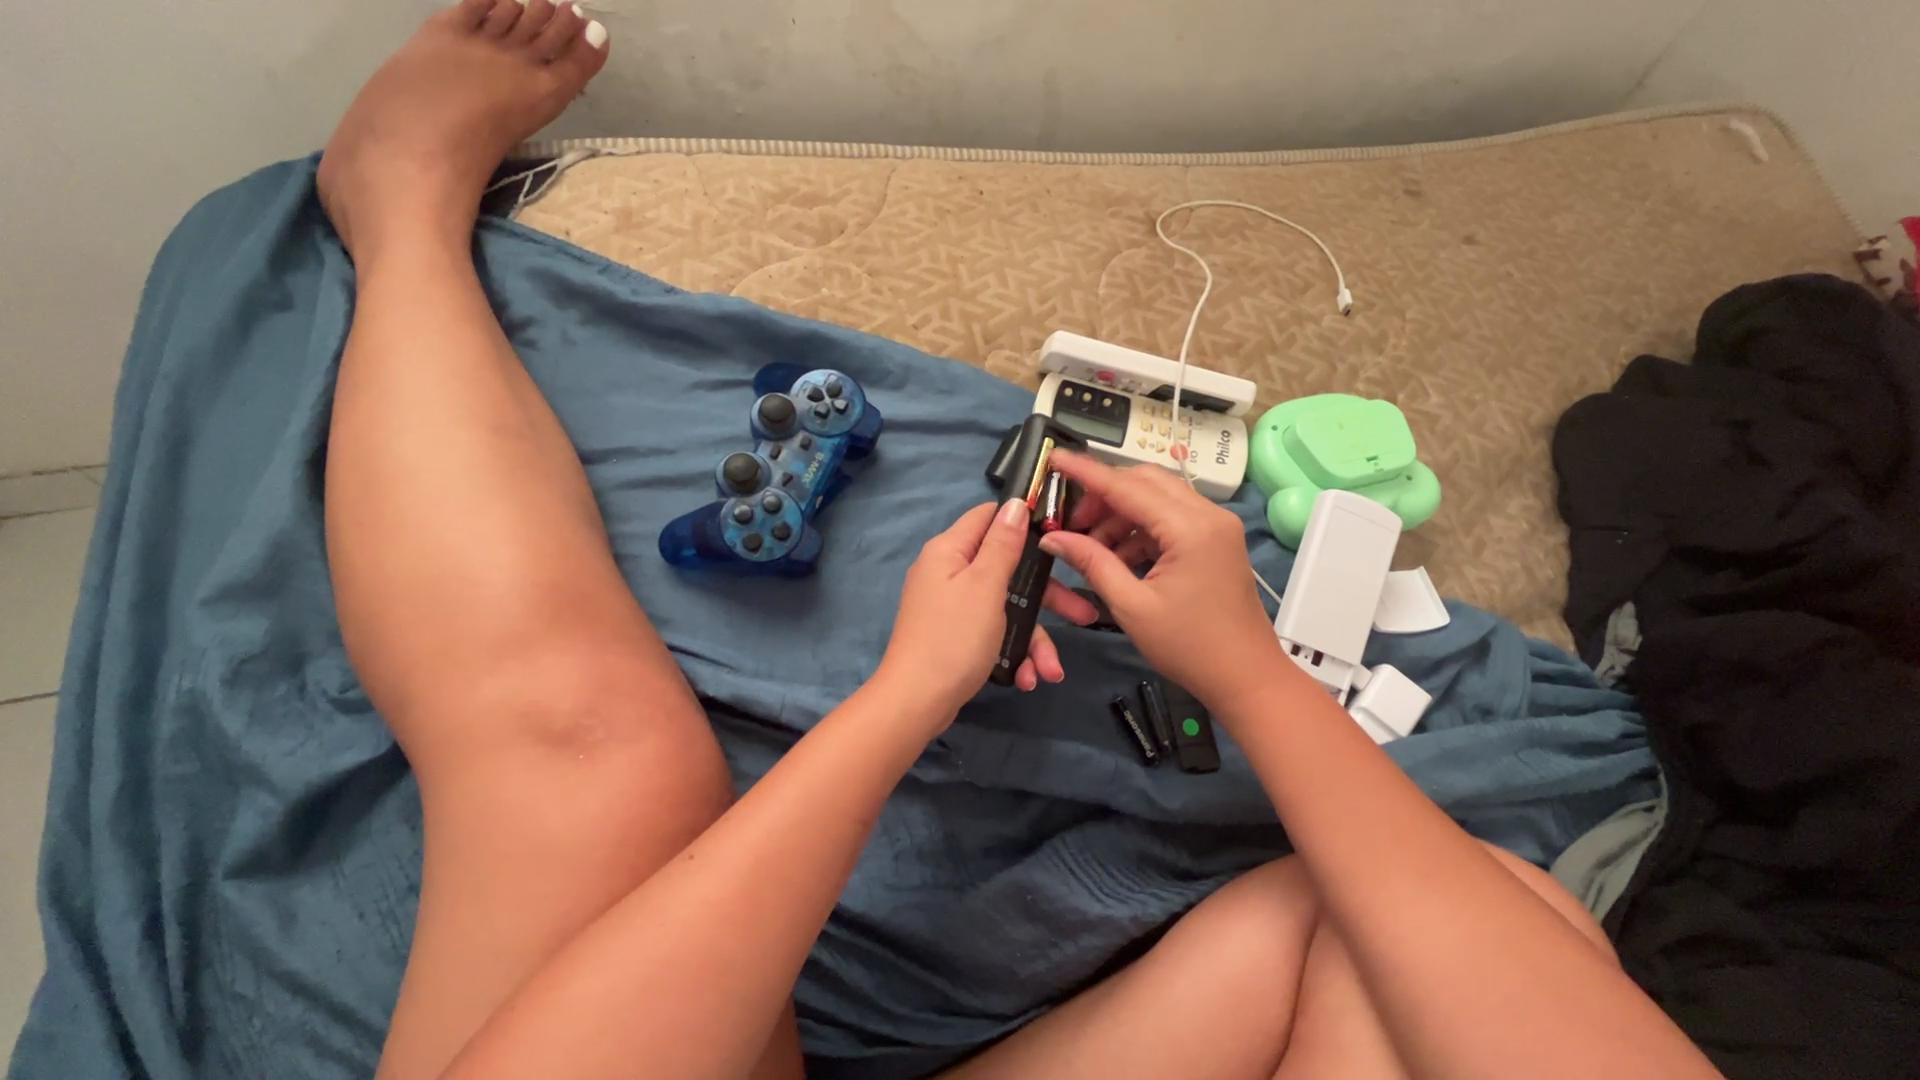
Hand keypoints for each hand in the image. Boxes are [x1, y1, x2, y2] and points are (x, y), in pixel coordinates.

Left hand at [877, 499, 1099, 720]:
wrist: (916, 702)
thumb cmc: (954, 637)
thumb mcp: (986, 586)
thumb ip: (1003, 544)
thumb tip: (1016, 504)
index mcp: (950, 550)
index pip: (989, 517)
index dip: (1024, 521)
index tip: (1062, 536)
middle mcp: (948, 572)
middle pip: (1008, 569)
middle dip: (1047, 597)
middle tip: (1083, 615)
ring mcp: (951, 606)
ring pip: (1005, 608)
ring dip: (1032, 638)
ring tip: (1051, 671)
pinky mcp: (955, 635)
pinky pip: (992, 633)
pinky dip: (1012, 653)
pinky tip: (1025, 678)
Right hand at [1039, 451, 1281, 706]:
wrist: (1247, 678)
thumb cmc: (1190, 647)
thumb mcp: (1131, 606)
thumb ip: (1092, 562)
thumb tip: (1053, 538)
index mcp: (1190, 528)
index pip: (1127, 486)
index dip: (1086, 472)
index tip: (1055, 458)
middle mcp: (1208, 515)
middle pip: (1144, 482)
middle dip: (1103, 496)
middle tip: (1070, 523)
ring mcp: (1216, 526)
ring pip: (1157, 499)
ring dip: (1120, 515)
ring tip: (1091, 548)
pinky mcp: (1216, 541)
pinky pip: (1170, 519)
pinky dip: (1140, 530)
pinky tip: (1118, 557)